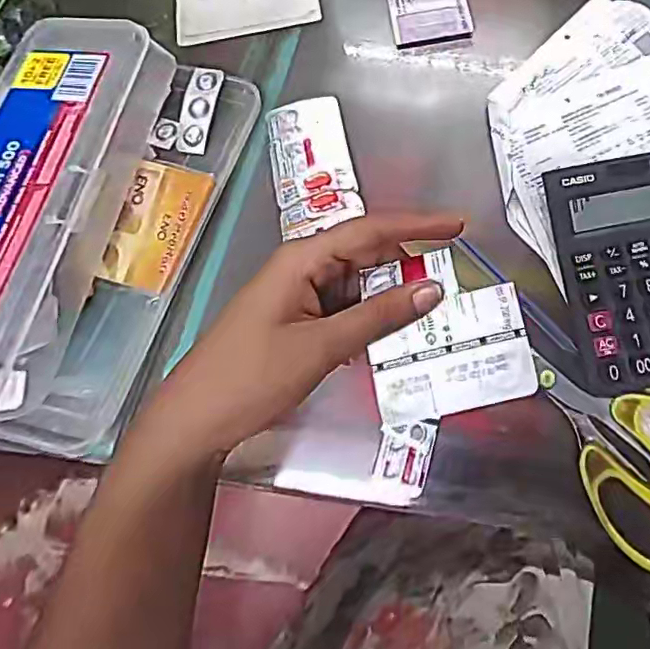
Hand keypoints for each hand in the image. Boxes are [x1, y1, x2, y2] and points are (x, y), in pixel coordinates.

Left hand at [128, 212, 464, 465]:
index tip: (456, 225)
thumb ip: (378, 316)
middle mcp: (303, 268)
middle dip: (406, 268)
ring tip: (426, 319)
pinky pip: (346, 308)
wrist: (192, 423)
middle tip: (446, 290)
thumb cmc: (249, 377)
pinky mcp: (299, 319)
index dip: (417, 225)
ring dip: (389, 298)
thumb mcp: (321, 347)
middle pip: (366, 255)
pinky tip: (389, 337)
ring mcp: (300, 294)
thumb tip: (432, 289)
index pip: (369, 229)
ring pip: (359, 284)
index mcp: (303, 259)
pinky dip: (369, 318)